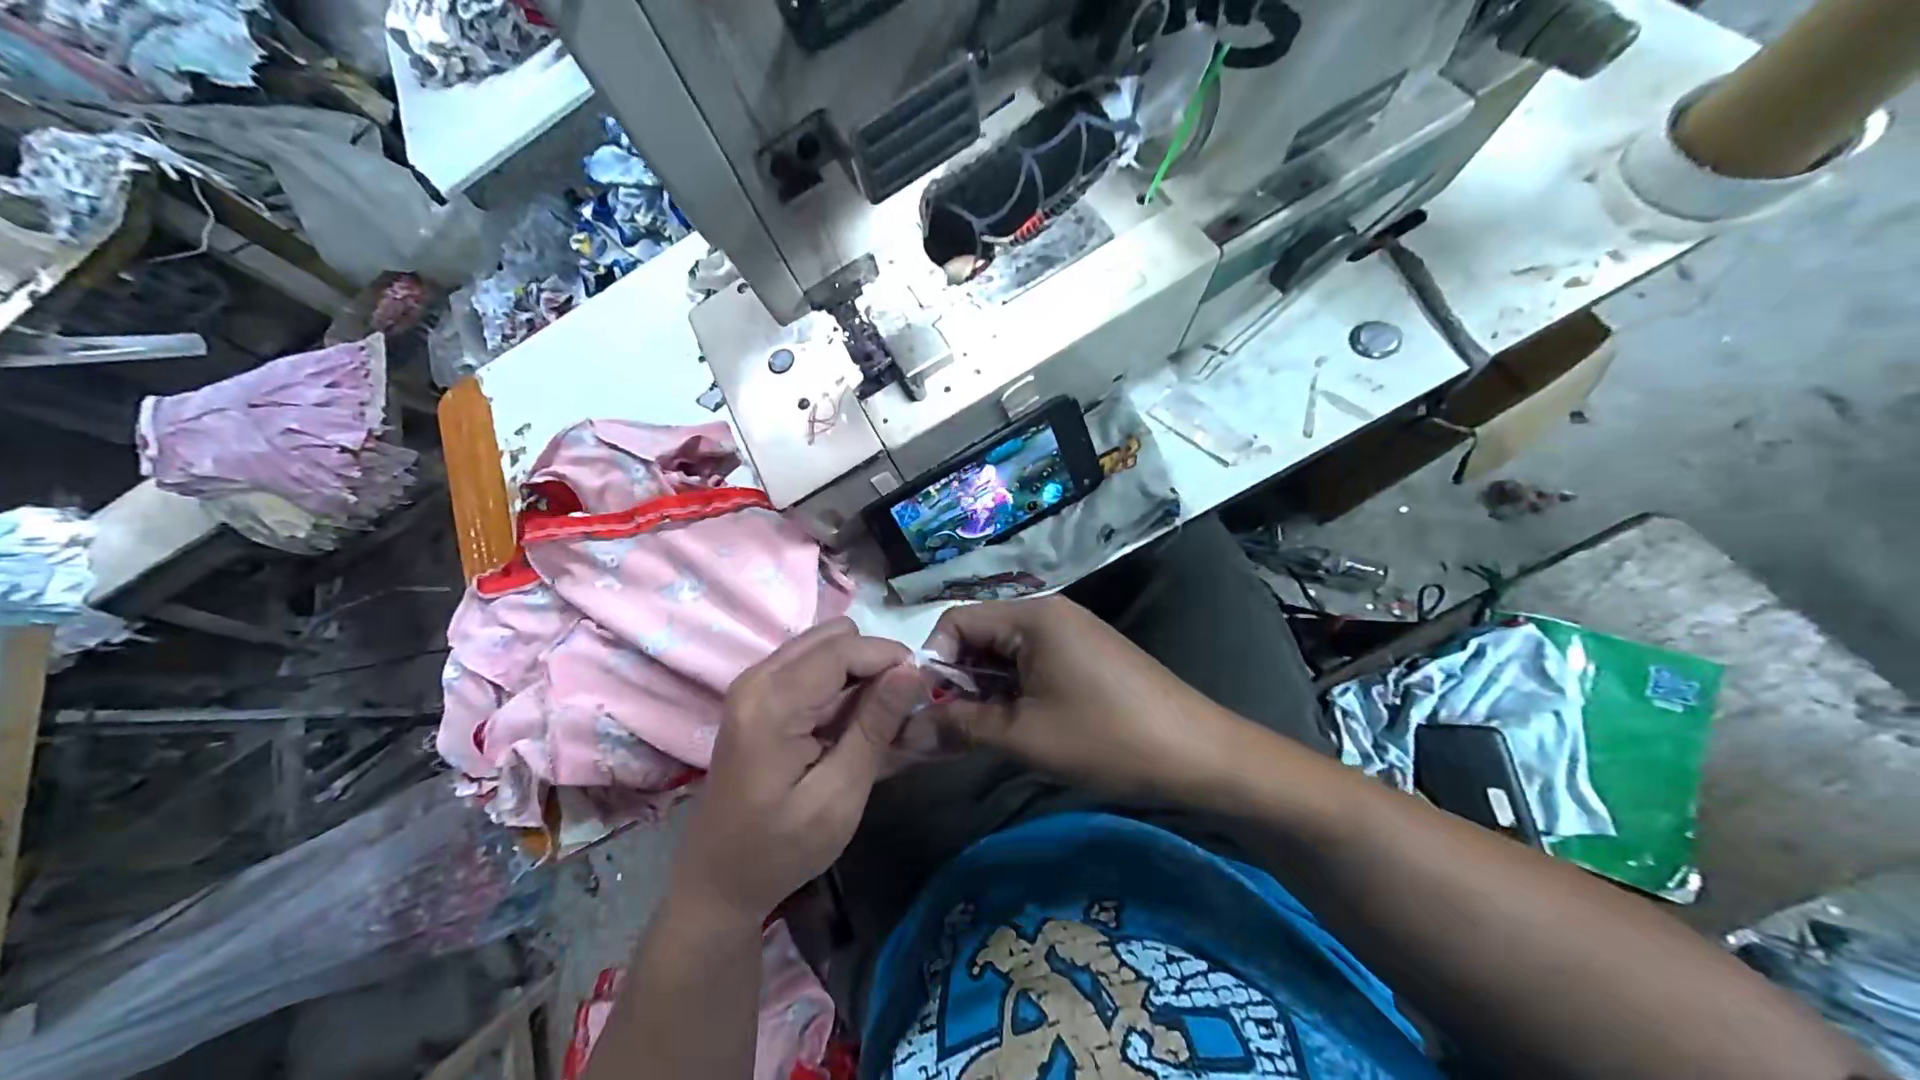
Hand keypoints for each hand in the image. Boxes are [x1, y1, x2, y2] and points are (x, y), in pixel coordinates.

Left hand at [673, 618, 922, 922]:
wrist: (718, 879)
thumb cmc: (780, 848)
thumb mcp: (839, 795)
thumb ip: (875, 725)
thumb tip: (912, 669)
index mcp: (772, 701)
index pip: (844, 648)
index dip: (890, 658)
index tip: (924, 689)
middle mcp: (757, 677)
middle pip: (834, 637)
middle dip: (873, 664)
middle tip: (894, 711)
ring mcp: (753, 683)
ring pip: (824, 646)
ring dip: (857, 673)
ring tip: (873, 720)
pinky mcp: (757, 695)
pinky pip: (810, 666)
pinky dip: (838, 684)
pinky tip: (848, 725)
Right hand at [923, 595, 1258, 802]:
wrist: (1198, 753)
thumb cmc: (1105, 737)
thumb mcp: (1024, 735)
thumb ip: (960, 725)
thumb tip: (906, 730)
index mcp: (1031, 616)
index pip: (955, 621)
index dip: (933, 662)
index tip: (928, 709)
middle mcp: (1048, 613)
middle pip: (978, 635)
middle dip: (957, 681)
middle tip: (948, 731)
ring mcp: (1070, 634)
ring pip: (1003, 655)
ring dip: (984, 691)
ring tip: (979, 735)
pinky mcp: (1084, 657)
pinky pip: (1031, 665)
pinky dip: (1013, 693)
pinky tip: (1016, 727)